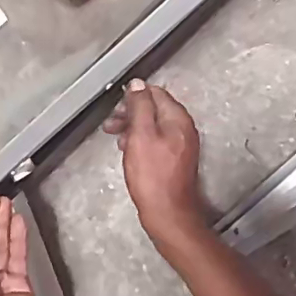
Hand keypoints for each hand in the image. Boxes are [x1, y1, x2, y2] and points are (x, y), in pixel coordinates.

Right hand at [101, 79, 205, 238]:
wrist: (167, 212)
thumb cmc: (152, 175)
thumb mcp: (141, 135)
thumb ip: (140, 106)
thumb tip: (137, 84)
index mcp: (178, 118)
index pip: (156, 93)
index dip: (134, 96)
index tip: (116, 107)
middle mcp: (184, 128)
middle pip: (155, 109)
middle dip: (131, 113)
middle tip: (112, 124)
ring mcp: (181, 144)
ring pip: (154, 126)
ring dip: (134, 128)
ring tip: (117, 138)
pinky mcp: (176, 159)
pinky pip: (157, 141)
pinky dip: (141, 141)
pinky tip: (129, 151)